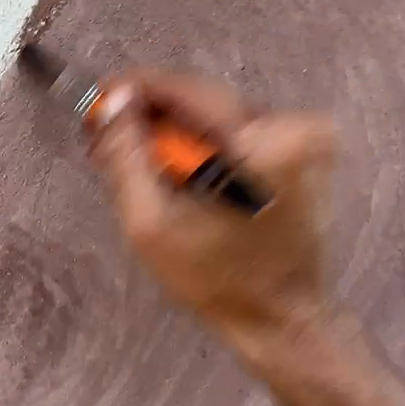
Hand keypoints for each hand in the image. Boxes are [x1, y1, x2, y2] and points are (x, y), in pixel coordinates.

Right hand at [89, 70, 337, 364]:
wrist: (277, 315)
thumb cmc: (211, 279)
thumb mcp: (150, 224)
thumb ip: (126, 157)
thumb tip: (112, 102)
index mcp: (262, 143)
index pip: (185, 90)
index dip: (134, 90)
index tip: (97, 102)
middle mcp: (296, 125)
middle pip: (202, 101)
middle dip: (150, 117)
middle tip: (104, 138)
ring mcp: (308, 136)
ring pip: (218, 116)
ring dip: (174, 133)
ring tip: (134, 163)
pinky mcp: (306, 150)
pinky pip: (238, 132)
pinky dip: (203, 145)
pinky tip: (175, 172)